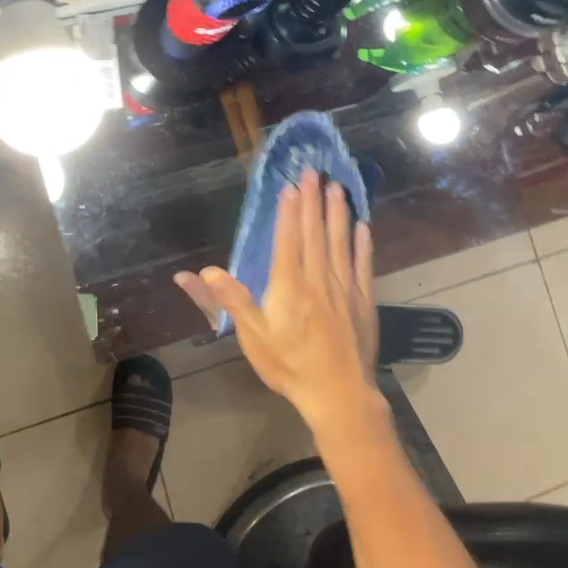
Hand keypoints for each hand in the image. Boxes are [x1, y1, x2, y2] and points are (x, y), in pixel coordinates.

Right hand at [175, 169, 380, 429]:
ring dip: (338, 213)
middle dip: (313, 201)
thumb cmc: (289, 366)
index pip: (288, 239)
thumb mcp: (252, 336)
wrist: (338, 395)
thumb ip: (231, 300)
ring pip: (340, 242)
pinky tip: (362, 227)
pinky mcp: (364, 302)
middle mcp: (318, 279)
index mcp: (289, 285)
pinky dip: (362, 245)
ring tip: (337, 188)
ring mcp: (344, 289)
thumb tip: (204, 271)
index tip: (290, 185)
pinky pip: (363, 266)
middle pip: (315, 233)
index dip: (289, 211)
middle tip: (315, 172)